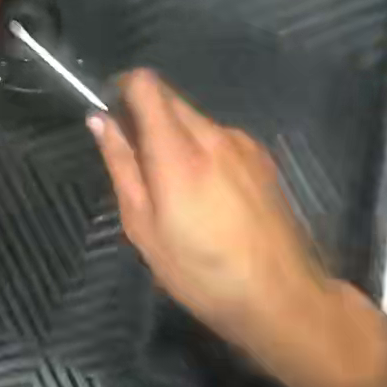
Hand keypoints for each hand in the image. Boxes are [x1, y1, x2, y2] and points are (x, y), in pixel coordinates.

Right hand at [90, 69, 386, 386]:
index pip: (145, 84)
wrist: (287, 302)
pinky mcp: (261, 156)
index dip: (122, 88)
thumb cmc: (202, 271)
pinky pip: (216, 134)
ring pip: (191, 115)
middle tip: (137, 156)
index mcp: (177, 151)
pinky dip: (199, 146)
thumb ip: (120, 163)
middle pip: (166, 95)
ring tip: (174, 183)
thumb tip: (99, 119)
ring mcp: (240, 143)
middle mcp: (210, 134)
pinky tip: (207, 191)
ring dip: (172, 131)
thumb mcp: (143, 225)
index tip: (112, 114)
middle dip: (143, 112)